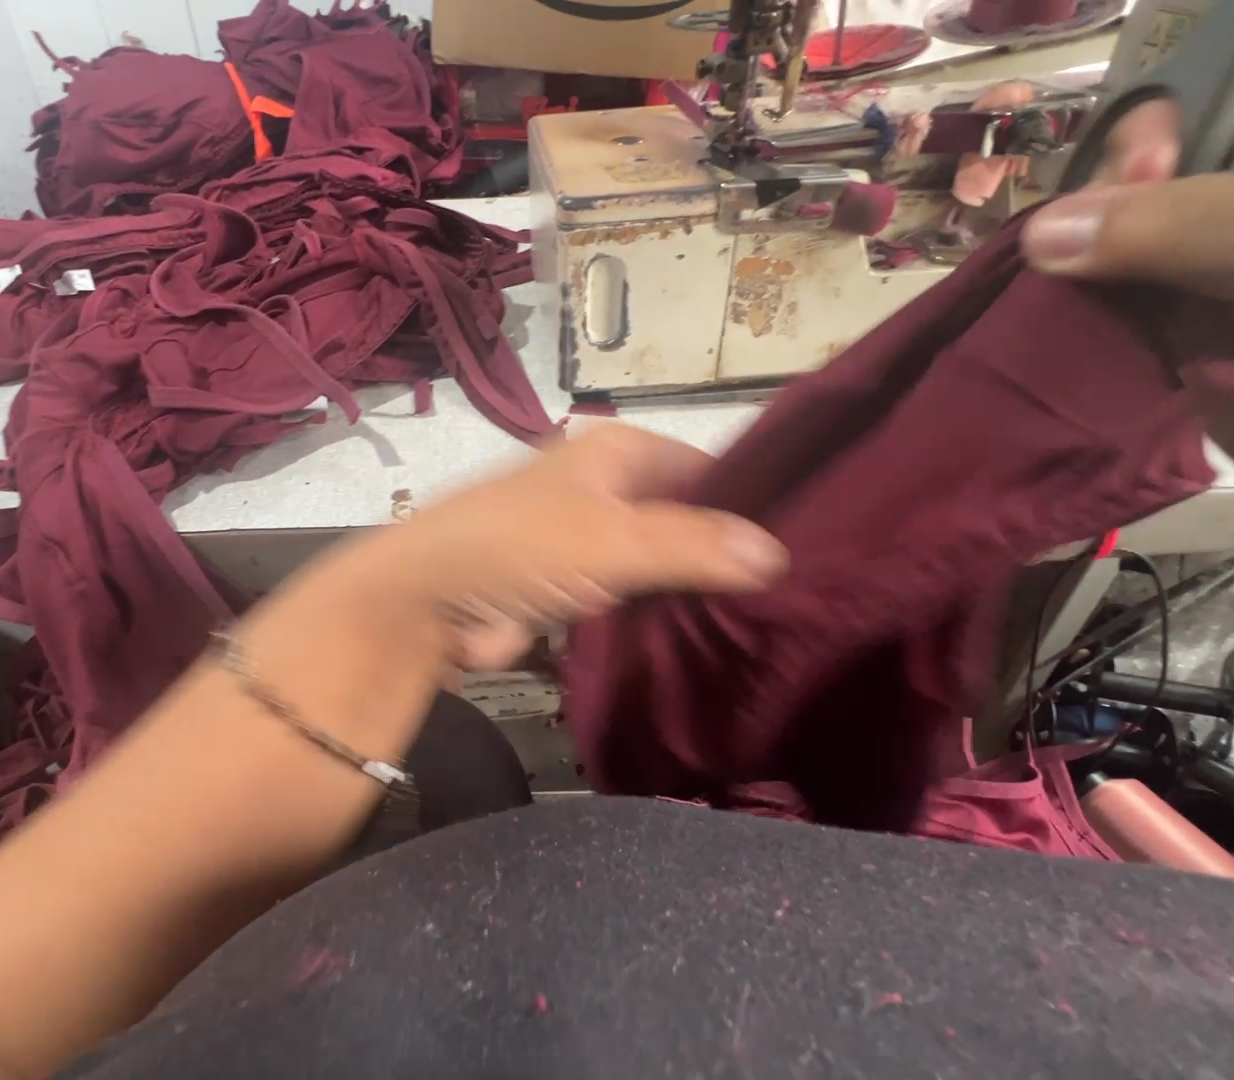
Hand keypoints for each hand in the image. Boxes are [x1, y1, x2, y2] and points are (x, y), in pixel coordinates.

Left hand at [338, 424, 787, 670]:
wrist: (429, 597)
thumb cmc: (523, 547)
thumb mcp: (616, 540)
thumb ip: (696, 545)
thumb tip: (779, 554)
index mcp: (618, 451)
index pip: (707, 466)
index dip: (750, 501)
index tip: (804, 545)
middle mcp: (606, 485)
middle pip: (684, 514)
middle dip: (724, 550)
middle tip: (791, 594)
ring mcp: (588, 536)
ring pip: (658, 558)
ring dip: (692, 587)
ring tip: (762, 619)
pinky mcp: (572, 584)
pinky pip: (630, 595)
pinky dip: (657, 612)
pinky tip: (703, 637)